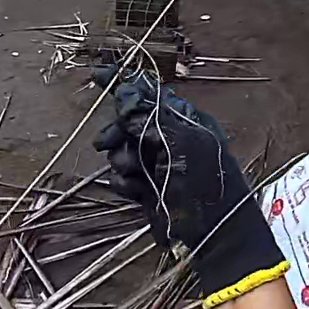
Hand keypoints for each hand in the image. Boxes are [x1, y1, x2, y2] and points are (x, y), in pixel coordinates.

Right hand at [91, 69, 284, 305]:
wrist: (212, 233)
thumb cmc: (203, 182)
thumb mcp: (181, 141)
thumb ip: (152, 117)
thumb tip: (125, 99)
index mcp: (184, 119)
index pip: (149, 94)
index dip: (122, 85)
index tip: (96, 76)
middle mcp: (169, 137)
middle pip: (129, 122)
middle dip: (117, 132)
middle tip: (104, 142)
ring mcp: (158, 163)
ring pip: (122, 149)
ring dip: (123, 159)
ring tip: (133, 172)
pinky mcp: (148, 187)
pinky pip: (124, 177)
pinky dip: (125, 182)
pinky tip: (135, 190)